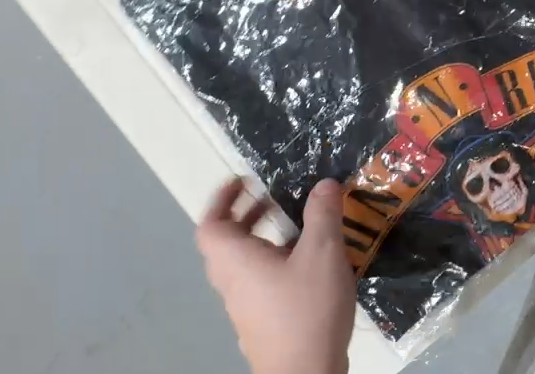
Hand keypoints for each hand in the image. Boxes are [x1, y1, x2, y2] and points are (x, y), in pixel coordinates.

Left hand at [196, 178, 354, 373]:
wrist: (303, 372)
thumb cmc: (307, 307)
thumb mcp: (323, 251)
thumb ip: (323, 214)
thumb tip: (323, 184)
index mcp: (238, 262)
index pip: (211, 227)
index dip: (221, 200)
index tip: (243, 180)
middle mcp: (233, 282)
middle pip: (225, 244)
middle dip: (245, 215)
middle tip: (274, 194)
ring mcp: (245, 305)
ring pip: (242, 262)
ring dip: (262, 236)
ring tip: (297, 222)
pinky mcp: (262, 320)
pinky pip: (258, 278)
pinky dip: (274, 258)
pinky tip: (309, 260)